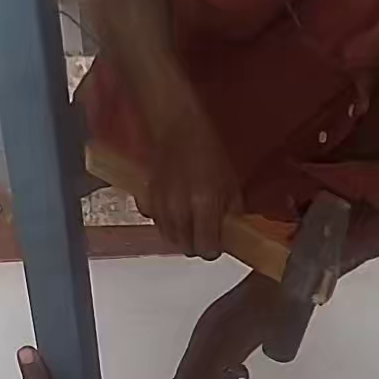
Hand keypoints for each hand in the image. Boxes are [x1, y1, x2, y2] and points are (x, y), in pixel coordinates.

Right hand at [140, 107, 240, 261]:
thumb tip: (231, 234)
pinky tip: (174, 209)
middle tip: (204, 230)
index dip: (213, 249)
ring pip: (172, 240)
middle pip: (188, 248)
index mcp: (204, 206)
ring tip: (190, 218)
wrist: (176, 129)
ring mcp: (161, 208)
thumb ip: (231, 213)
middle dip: (197, 243)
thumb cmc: (207, 151)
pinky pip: (158, 225)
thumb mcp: (230, 182)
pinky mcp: (147, 202)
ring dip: (182, 235)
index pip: (206, 249)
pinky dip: (166, 222)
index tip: (217, 242)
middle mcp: (180, 212)